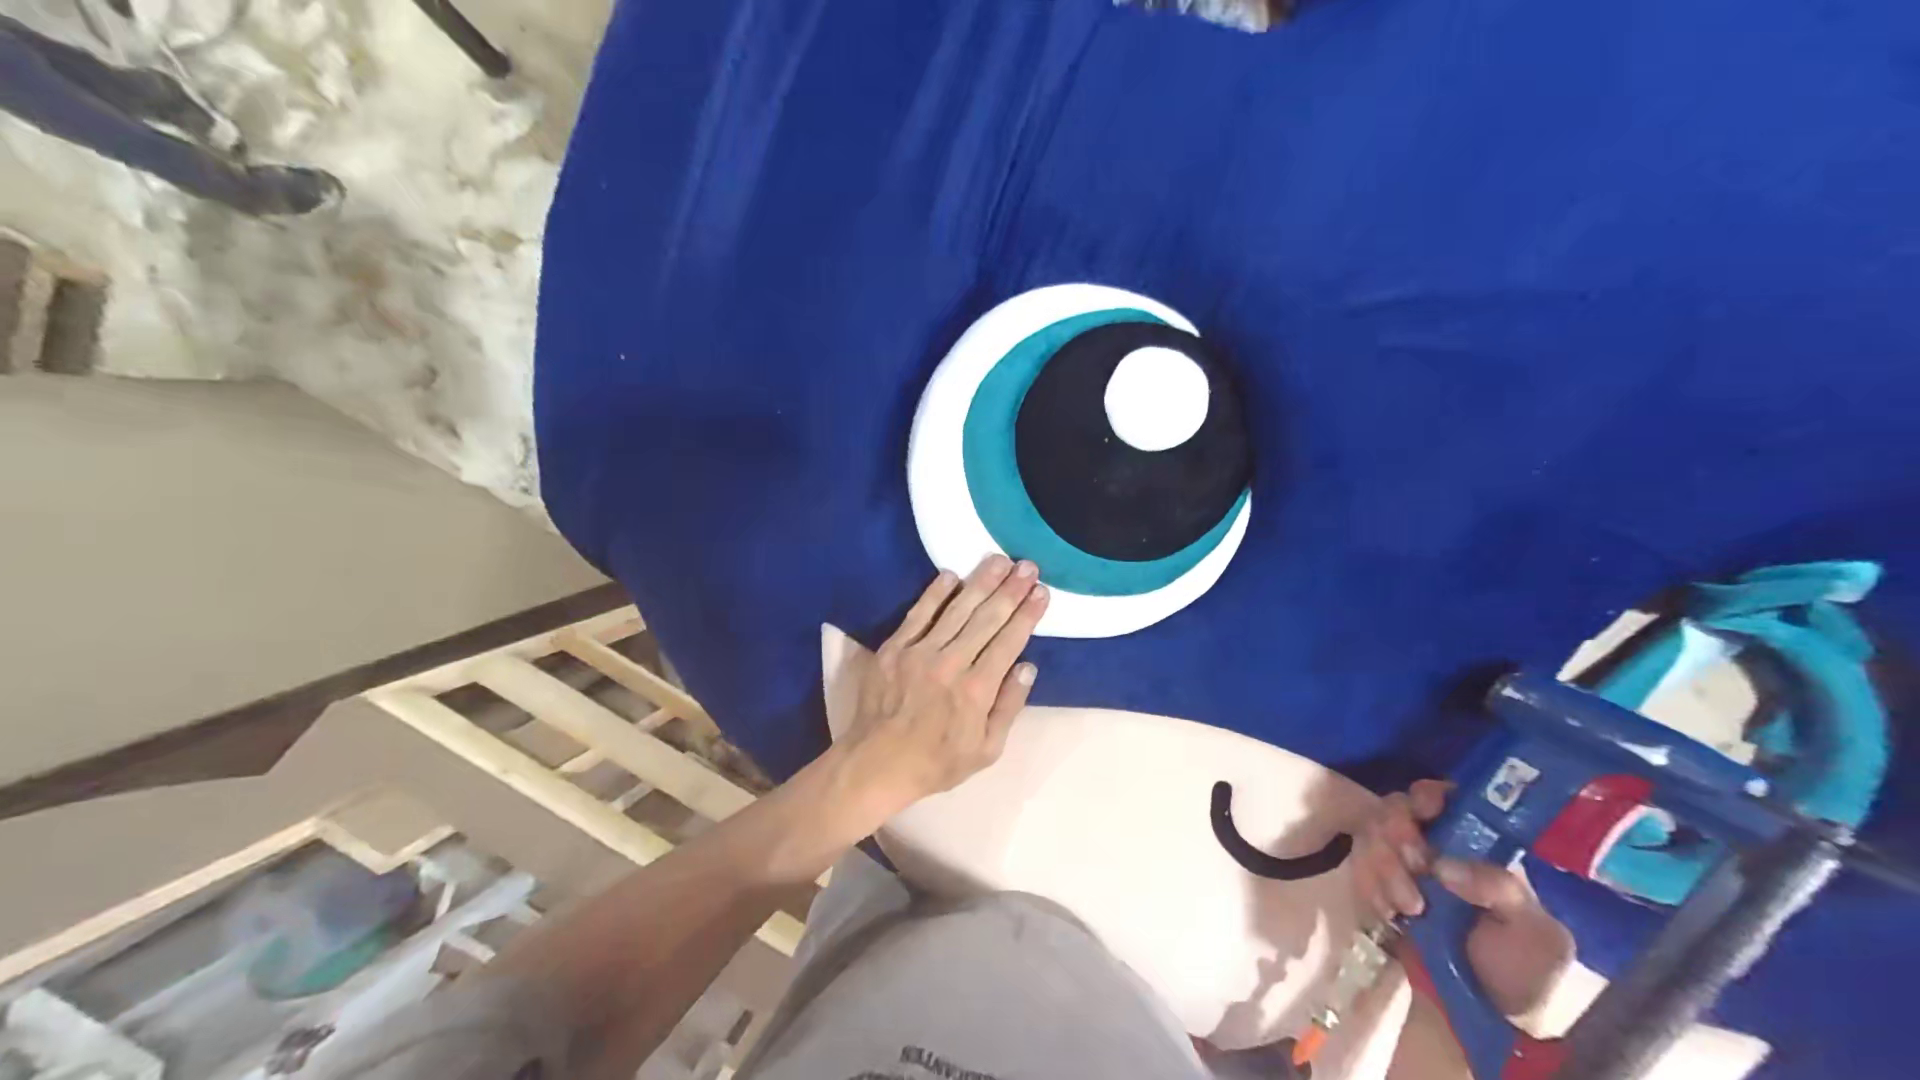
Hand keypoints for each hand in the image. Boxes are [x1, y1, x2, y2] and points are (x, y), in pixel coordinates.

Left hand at [838, 556, 1048, 810]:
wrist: (876, 764)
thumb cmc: (936, 761)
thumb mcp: (986, 750)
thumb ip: (1009, 706)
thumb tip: (1027, 666)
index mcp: (977, 690)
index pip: (1009, 641)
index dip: (1027, 614)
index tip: (1041, 592)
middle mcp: (951, 663)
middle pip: (987, 618)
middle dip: (1011, 590)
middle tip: (1028, 566)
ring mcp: (919, 652)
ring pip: (956, 609)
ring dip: (980, 582)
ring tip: (999, 560)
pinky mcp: (894, 648)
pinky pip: (918, 613)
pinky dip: (935, 592)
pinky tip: (951, 574)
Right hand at [1354, 780, 1574, 1016]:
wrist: (1491, 1010)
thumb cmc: (1524, 964)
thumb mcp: (1534, 930)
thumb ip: (1500, 888)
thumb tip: (1443, 867)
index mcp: (1474, 843)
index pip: (1443, 797)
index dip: (1426, 794)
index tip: (1424, 811)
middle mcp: (1432, 843)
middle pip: (1394, 808)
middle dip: (1396, 834)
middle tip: (1415, 867)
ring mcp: (1401, 864)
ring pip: (1369, 836)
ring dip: (1383, 868)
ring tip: (1410, 909)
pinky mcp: (1377, 887)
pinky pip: (1356, 868)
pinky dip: (1367, 887)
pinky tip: (1388, 913)